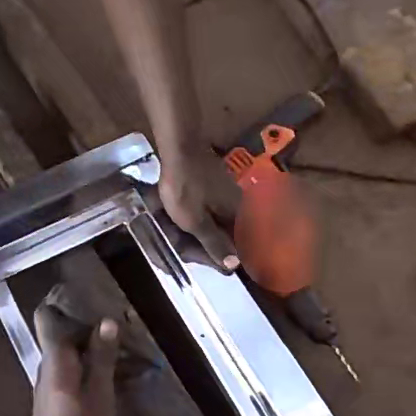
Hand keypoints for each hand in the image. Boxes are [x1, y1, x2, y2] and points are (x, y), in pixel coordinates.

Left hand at [24, 305, 120, 415]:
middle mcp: (47, 362)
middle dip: (87, 326)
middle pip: (61, 333)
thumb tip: (107, 320)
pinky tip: (112, 375)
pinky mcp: (53, 395)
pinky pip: (70, 370)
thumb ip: (103, 356)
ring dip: (90, 348)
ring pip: (68, 353)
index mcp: (55, 355)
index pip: (46, 315)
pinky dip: (87, 366)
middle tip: (117, 323)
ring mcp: (48, 380)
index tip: (86, 296)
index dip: (61, 301)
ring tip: (122, 348)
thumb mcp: (100, 391)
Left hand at [159, 146, 241, 271]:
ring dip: (200, 230)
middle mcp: (236, 202)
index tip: (204, 263)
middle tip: (185, 251)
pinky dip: (195, 216)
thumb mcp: (195, 221)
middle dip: (207, 244)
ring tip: (181, 238)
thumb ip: (214, 243)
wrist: (179, 150)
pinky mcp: (212, 182)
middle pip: (225, 231)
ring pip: (215, 219)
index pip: (235, 243)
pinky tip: (182, 219)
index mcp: (236, 213)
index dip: (219, 256)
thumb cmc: (185, 189)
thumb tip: (235, 266)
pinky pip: (206, 207)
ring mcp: (225, 190)